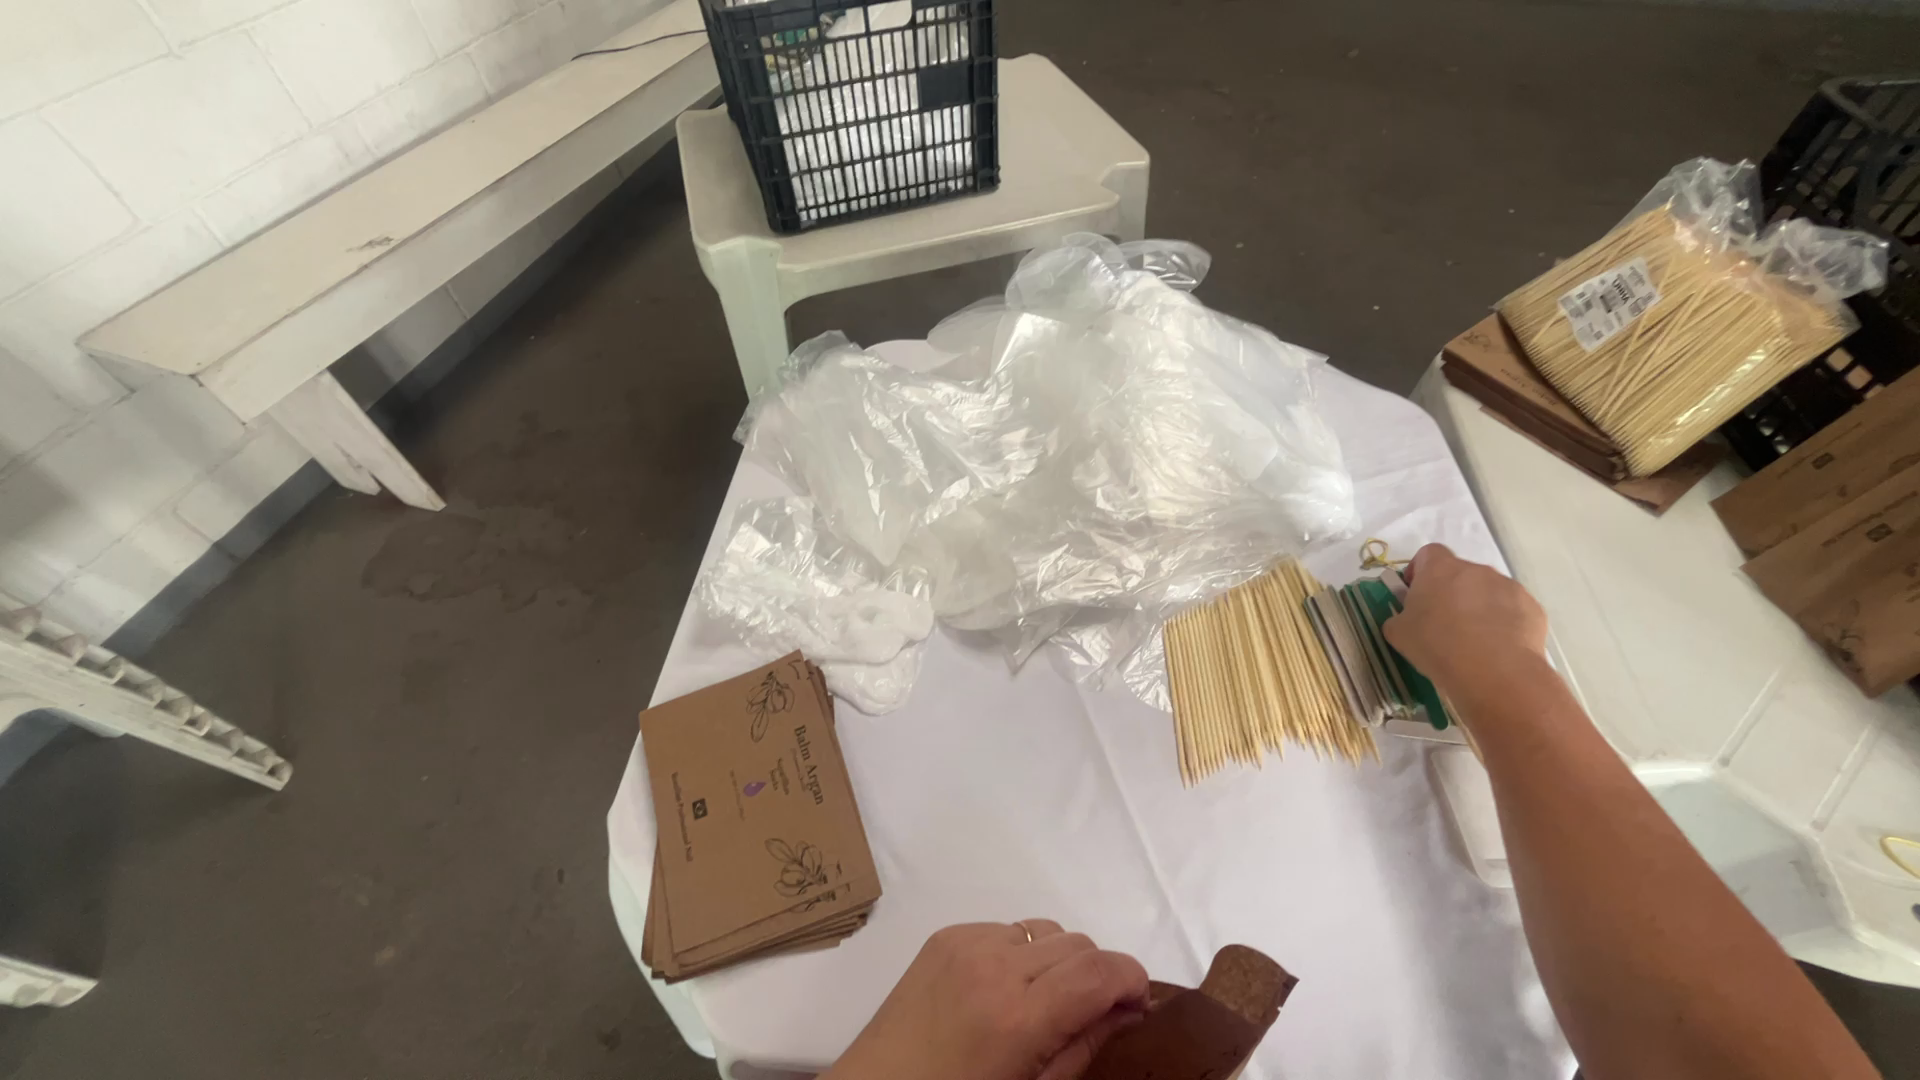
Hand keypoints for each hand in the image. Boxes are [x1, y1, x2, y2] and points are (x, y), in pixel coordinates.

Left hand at [822, 921, 1149, 1079]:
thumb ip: (1085, 1042)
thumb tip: (1130, 1005)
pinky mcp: (945, 934)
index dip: (1131, 978)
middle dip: (1095, 974)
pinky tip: (999, 990)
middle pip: (1076, 943)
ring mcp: (966, 943)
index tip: (1139, 999)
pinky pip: (1005, 928)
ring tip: (1039, 1002)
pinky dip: (1018, 953)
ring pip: (1044, 929)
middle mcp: (994, 965)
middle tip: (1089, 1012)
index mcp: (1018, 1017)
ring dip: (1056, 960)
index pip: (1098, 971)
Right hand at [1383, 543, 1548, 708]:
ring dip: (1477, 605)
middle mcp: (1476, 570)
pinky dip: (1502, 621)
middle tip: (1442, 622)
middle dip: (1450, 591)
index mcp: (1439, 569)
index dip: (1421, 571)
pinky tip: (1495, 646)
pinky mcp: (1532, 607)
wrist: (1494, 672)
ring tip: (1473, 638)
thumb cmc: (1436, 645)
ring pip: (1487, 590)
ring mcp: (1508, 586)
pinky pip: (1511, 608)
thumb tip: (1409, 618)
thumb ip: (1401, 615)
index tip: (1416, 594)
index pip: (1428, 553)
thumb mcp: (1397, 632)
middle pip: (1460, 573)